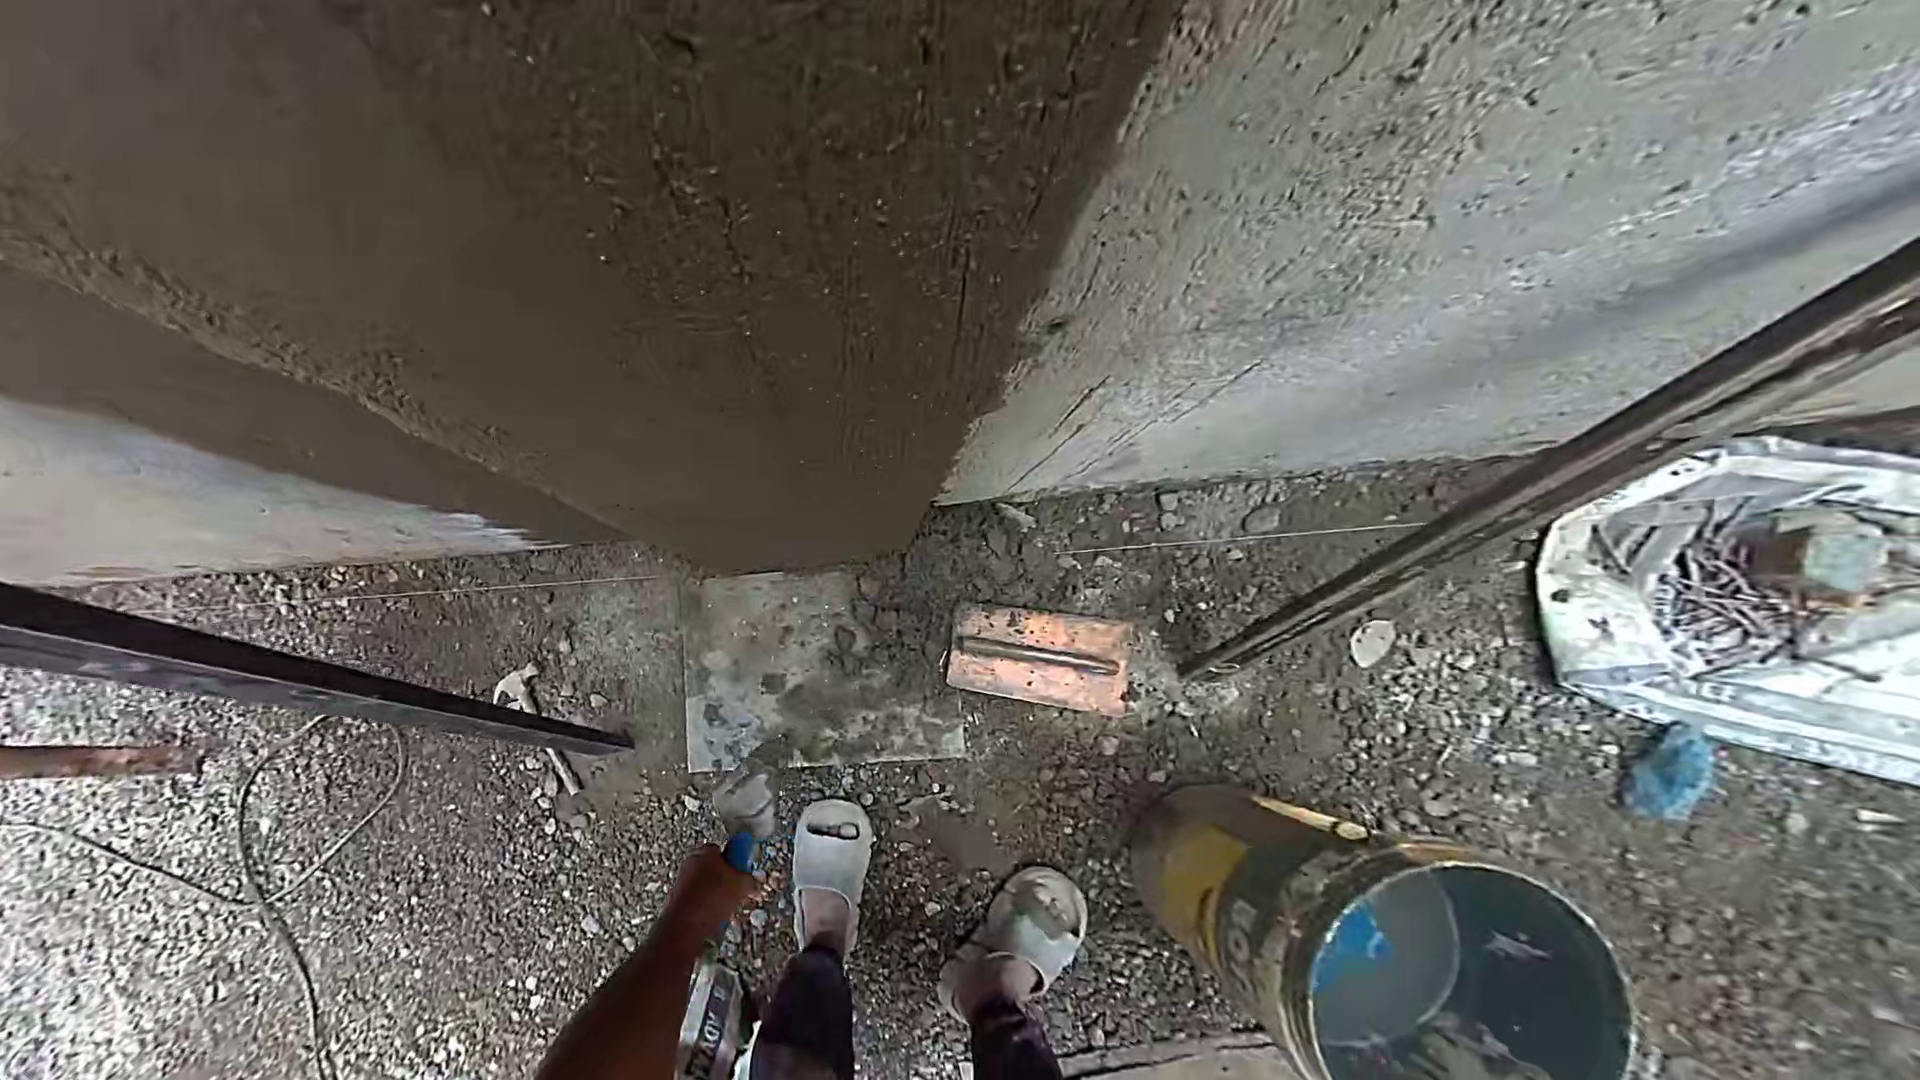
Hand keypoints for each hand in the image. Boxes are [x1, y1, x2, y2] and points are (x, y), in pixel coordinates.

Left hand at [663, 844, 760, 937]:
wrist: (685, 929)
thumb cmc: (711, 898)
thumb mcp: (741, 885)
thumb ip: (749, 879)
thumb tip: (753, 883)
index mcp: (704, 852)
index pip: (721, 849)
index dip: (733, 859)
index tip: (741, 869)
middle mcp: (689, 865)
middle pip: (712, 868)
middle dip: (724, 879)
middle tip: (736, 889)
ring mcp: (680, 886)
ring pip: (704, 888)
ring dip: (715, 896)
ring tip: (726, 907)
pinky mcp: (676, 906)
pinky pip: (696, 904)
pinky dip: (705, 910)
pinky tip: (715, 919)